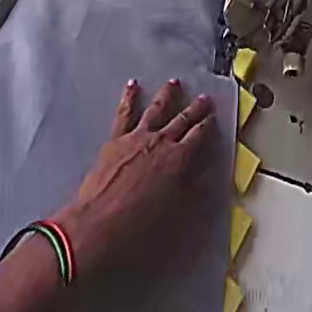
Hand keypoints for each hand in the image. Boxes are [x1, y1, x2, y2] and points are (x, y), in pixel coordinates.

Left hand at [53, 79, 215, 277]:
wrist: (97, 227)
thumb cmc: (139, 229)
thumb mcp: (176, 216)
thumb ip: (192, 193)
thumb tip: (206, 178)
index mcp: (179, 160)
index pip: (199, 137)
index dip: (208, 127)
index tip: (214, 118)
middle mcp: (161, 142)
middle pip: (182, 120)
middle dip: (195, 109)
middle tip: (204, 97)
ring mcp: (137, 137)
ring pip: (156, 109)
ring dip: (167, 96)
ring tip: (174, 83)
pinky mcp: (115, 139)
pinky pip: (124, 114)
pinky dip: (129, 97)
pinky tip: (132, 85)